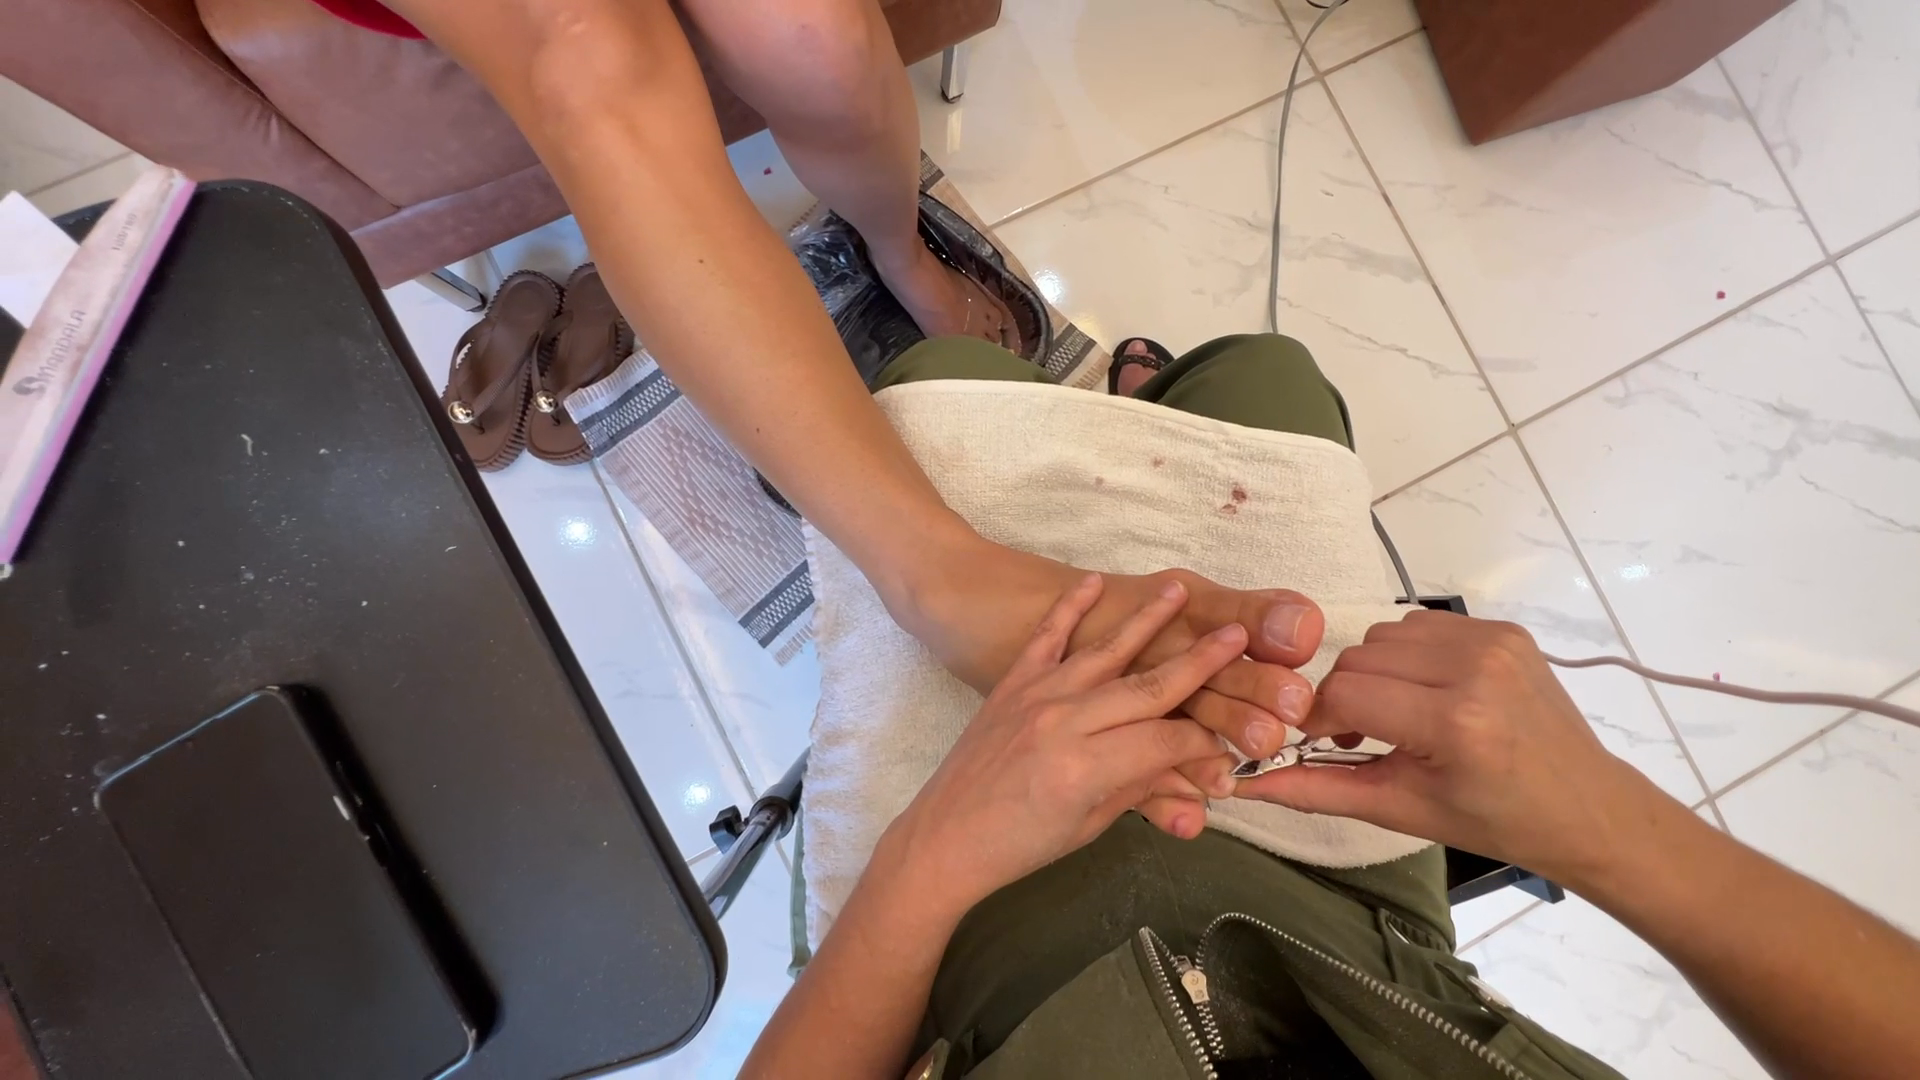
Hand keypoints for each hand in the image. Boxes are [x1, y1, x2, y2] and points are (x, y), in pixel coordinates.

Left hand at [884, 573, 1243, 912]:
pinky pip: (1046, 637)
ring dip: (1146, 620)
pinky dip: (1070, 607)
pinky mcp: (1012, 683)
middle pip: (1147, 687)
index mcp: (1086, 768)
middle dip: (1198, 663)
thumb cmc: (1021, 844)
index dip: (1204, 741)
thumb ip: (1140, 789)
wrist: (945, 835)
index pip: (1166, 742)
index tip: (1233, 738)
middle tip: (1237, 638)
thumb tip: (1195, 770)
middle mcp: (1065, 722)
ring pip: (1104, 652)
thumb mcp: (1088, 825)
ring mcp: (1036, 695)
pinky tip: (1094, 580)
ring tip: (1180, 590)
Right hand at [1234, 609, 1658, 881]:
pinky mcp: (1502, 629)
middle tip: (1357, 734)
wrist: (1592, 810)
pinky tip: (1423, 689)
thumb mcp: (1400, 810)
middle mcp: (1474, 669)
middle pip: (1356, 660)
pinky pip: (1415, 626)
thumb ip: (1315, 789)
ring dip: (1371, 672)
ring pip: (1379, 638)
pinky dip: (1403, 655)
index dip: (1316, 717)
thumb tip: (1243, 782)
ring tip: (1393, 711)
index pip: (1344, 695)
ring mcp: (1492, 641)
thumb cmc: (1494, 820)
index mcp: (1454, 723)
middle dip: (1343, 696)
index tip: (1317, 741)